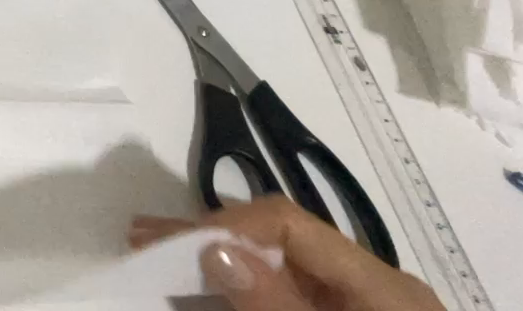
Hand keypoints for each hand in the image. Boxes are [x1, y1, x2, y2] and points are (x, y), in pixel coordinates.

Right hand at [129, 197, 443, 310]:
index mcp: (382, 288)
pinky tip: (194, 297)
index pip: (286, 222)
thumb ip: (275, 308)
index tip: (169, 249)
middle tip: (140, 243)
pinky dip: (234, 297)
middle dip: (205, 241)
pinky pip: (282, 299)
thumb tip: (212, 245)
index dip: (224, 225)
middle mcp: (371, 290)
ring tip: (153, 266)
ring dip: (211, 266)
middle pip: (275, 242)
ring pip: (272, 270)